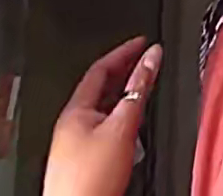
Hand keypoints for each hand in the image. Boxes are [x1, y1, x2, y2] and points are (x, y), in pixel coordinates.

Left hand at [44, 36, 162, 195]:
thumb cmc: (90, 182)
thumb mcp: (123, 125)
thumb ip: (139, 87)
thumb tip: (152, 56)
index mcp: (75, 112)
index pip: (100, 68)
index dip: (123, 51)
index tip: (141, 42)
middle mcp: (71, 127)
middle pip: (100, 88)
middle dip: (125, 72)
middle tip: (145, 60)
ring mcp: (74, 147)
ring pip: (102, 110)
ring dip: (124, 95)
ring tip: (143, 88)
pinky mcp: (82, 165)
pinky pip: (103, 128)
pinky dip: (121, 117)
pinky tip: (132, 126)